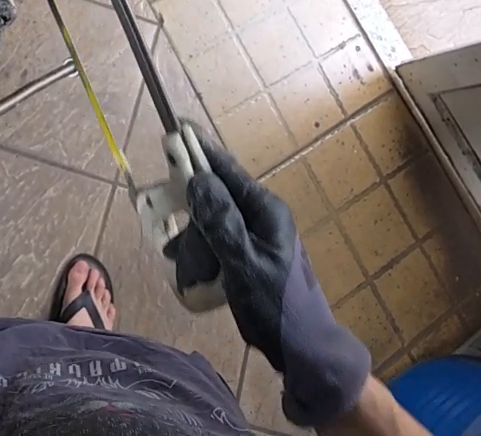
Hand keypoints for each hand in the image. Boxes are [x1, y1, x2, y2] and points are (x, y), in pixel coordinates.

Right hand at [179, 133, 369, 426]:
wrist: (303, 352)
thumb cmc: (276, 308)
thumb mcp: (244, 264)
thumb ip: (220, 222)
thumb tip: (198, 179)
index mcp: (264, 209)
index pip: (227, 169)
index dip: (200, 150)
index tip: (177, 128)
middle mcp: (259, 216)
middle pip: (213, 200)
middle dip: (194, 226)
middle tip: (177, 251)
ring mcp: (254, 236)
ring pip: (210, 225)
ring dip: (196, 248)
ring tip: (194, 277)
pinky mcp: (247, 255)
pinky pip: (216, 244)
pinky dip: (203, 258)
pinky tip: (195, 278)